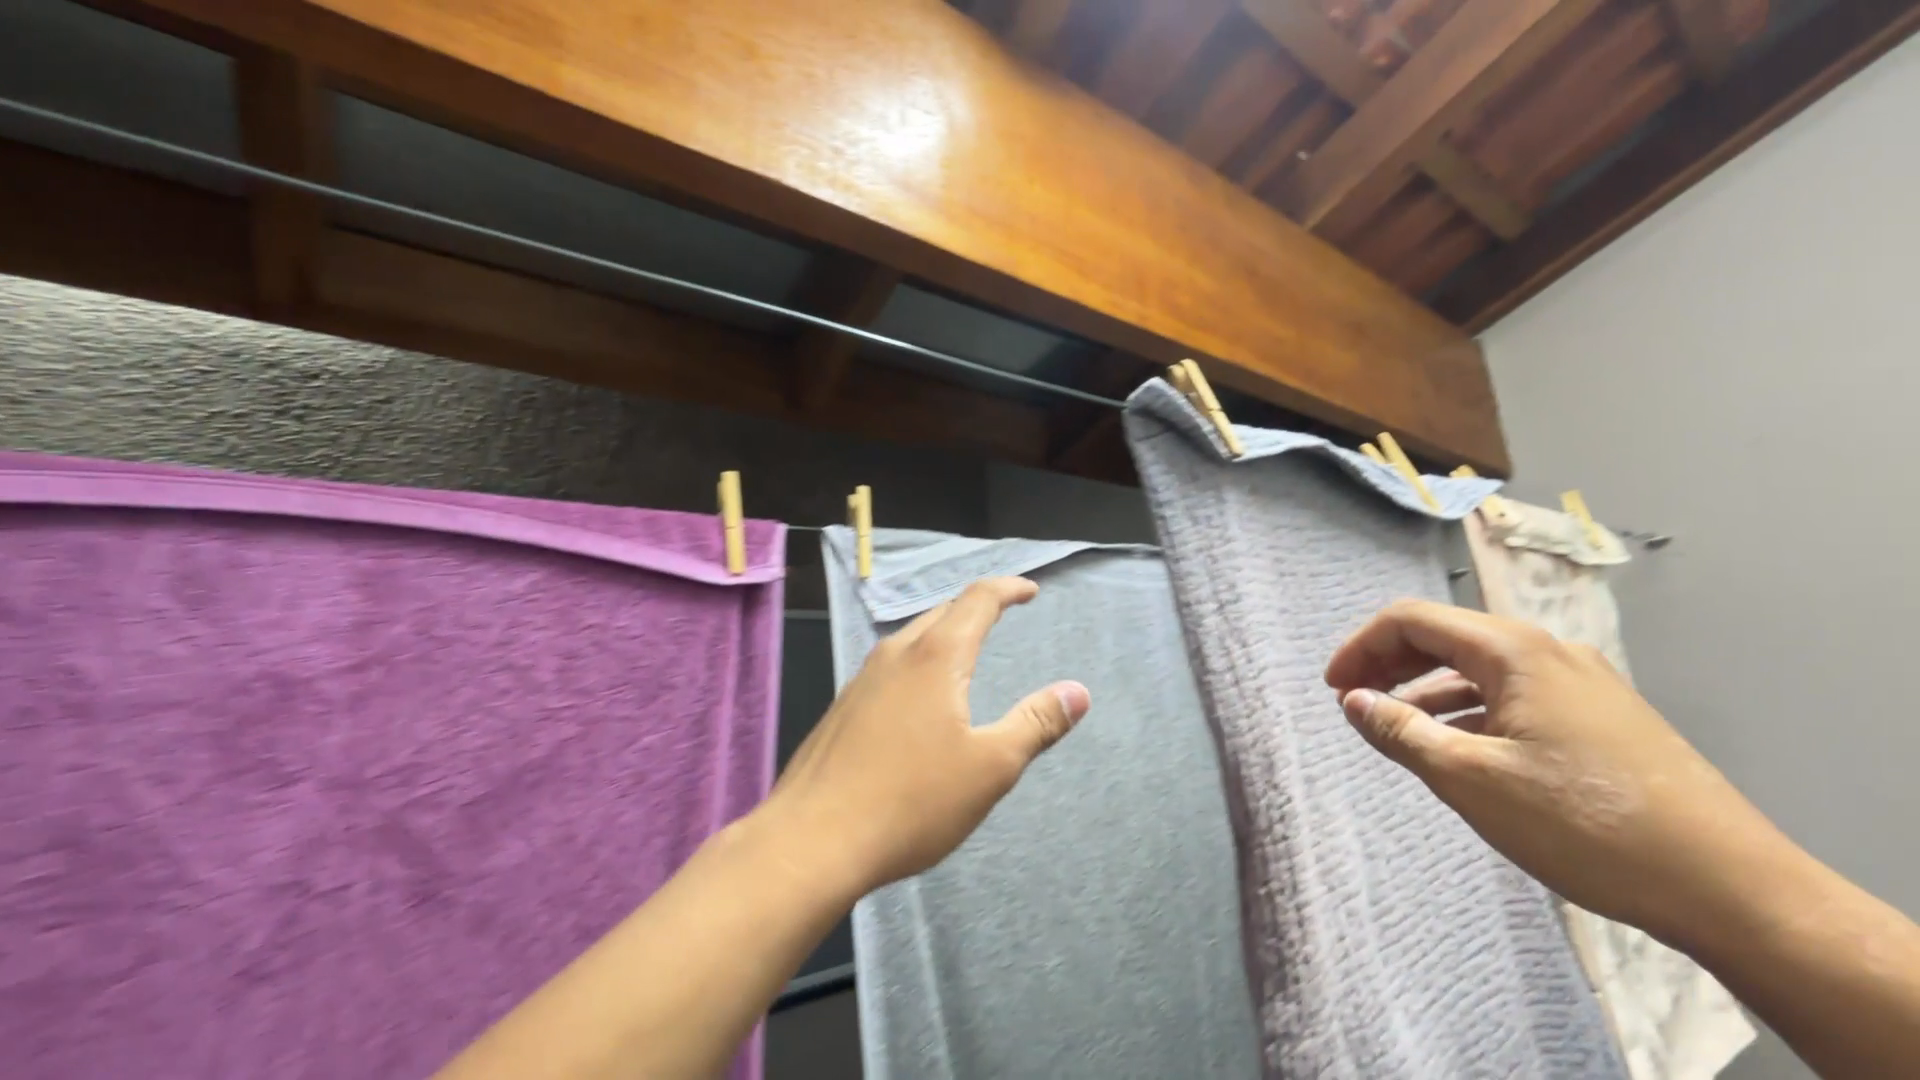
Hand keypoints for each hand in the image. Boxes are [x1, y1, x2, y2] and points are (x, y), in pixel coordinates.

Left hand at [762, 577, 1091, 896]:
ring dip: (942, 637)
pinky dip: (916, 666)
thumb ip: (1036, 723)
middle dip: (974, 609)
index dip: (1007, 589)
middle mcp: (894, 656)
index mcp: (934, 657)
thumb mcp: (990, 766)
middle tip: (1001, 614)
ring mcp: (860, 682)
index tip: (1030, 590)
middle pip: (940, 615)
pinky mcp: (841, 711)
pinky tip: (918, 701)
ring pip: (909, 642)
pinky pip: (889, 671)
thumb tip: (1077, 691)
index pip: (976, 600)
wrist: (812, 841)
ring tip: (964, 653)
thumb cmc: (911, 801)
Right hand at [1323, 599, 1788, 946]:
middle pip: (1447, 637)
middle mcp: (1549, 652)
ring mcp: (1582, 684)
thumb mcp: (1471, 779)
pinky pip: (1514, 696)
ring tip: (1397, 728)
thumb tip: (1352, 700)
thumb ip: (1401, 732)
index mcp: (1514, 651)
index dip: (1361, 647)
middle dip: (1390, 663)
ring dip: (1428, 690)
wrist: (1729, 885)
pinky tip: (1459, 748)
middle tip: (1354, 702)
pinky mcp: (1602, 719)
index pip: (1412, 620)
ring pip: (1481, 669)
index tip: (1332, 689)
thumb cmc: (1583, 823)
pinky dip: (1469, 710)